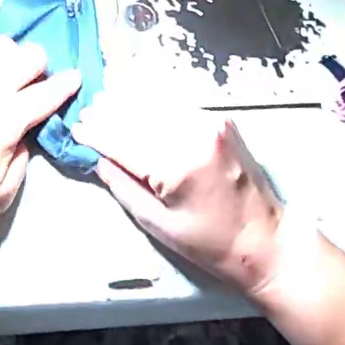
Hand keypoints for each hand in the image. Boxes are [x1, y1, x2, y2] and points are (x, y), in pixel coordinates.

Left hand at [0, 20, 79, 268]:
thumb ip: (23, 158)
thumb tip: (28, 129)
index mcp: (4, 124)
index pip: (48, 93)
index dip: (67, 84)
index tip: (74, 79)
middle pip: (29, 57)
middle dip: (40, 68)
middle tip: (33, 84)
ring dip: (9, 56)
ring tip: (2, 73)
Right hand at [74, 91, 293, 297]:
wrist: (267, 240)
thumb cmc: (211, 243)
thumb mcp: (158, 223)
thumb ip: (123, 186)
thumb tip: (97, 157)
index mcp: (177, 165)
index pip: (123, 140)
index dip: (96, 133)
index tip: (76, 127)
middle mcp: (194, 134)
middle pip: (137, 114)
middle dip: (109, 113)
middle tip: (88, 112)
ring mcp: (210, 122)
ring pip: (156, 102)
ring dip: (129, 102)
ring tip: (107, 104)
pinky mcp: (219, 119)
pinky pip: (177, 104)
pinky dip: (154, 102)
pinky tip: (139, 104)